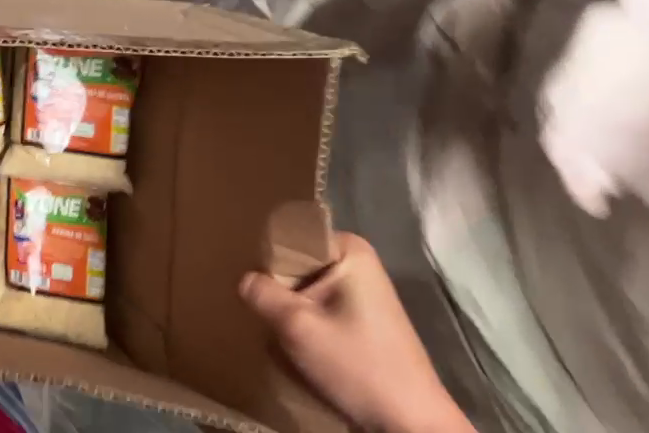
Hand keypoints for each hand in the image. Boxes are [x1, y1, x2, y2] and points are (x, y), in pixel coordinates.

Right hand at [240, 233, 472, 432]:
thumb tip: (241, 278)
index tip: (236, 266)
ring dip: (282, 300)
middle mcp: (357, 263)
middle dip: (270, 277)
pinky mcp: (359, 319)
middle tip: (247, 296)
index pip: (286, 234)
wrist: (412, 427)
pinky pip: (314, 303)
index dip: (259, 249)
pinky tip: (285, 333)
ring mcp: (360, 292)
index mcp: (349, 250)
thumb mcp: (296, 326)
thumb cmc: (359, 367)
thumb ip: (259, 292)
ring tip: (262, 315)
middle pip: (293, 259)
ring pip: (301, 284)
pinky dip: (297, 316)